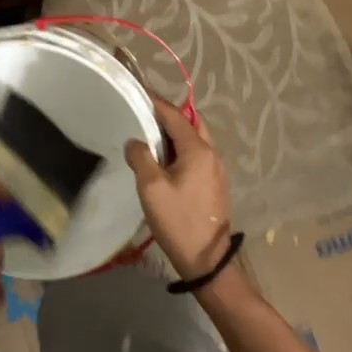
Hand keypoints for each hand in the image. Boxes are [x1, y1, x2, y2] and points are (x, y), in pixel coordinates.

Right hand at [126, 94, 233, 278]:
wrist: (207, 259)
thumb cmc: (178, 220)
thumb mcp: (151, 188)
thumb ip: (141, 157)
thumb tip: (135, 141)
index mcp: (198, 149)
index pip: (175, 115)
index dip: (156, 102)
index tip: (138, 91)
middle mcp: (212, 154)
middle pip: (191, 122)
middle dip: (169, 114)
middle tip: (145, 113)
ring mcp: (216, 169)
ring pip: (196, 139)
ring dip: (176, 132)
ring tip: (151, 135)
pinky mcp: (215, 184)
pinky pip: (198, 154)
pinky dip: (182, 147)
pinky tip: (165, 159)